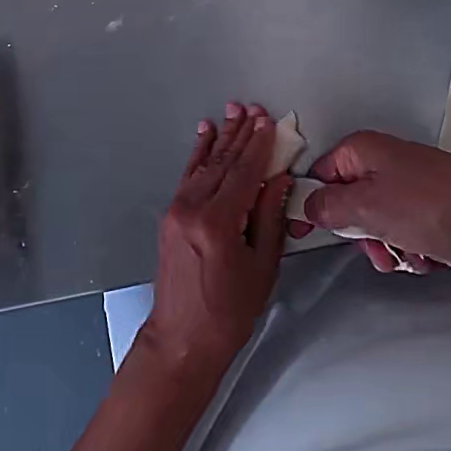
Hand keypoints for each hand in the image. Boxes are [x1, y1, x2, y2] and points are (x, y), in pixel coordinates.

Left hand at [141, 102, 293, 368]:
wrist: (183, 339)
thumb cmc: (226, 313)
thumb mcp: (262, 265)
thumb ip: (269, 216)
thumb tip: (278, 179)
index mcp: (217, 223)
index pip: (244, 172)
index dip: (261, 146)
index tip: (271, 124)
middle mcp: (192, 210)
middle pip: (224, 162)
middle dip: (242, 133)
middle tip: (256, 110)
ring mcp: (177, 210)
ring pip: (206, 163)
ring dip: (223, 136)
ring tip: (235, 112)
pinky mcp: (171, 215)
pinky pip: (189, 175)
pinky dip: (199, 153)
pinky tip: (206, 134)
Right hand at [296, 130, 450, 272]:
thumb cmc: (436, 205)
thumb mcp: (366, 208)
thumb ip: (328, 207)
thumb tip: (308, 207)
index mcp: (363, 150)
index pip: (319, 175)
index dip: (310, 204)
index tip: (305, 230)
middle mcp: (385, 162)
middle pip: (349, 204)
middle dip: (361, 234)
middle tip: (376, 244)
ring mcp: (410, 184)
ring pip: (378, 225)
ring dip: (390, 246)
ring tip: (410, 251)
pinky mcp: (431, 207)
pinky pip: (406, 233)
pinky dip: (413, 248)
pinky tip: (430, 253)